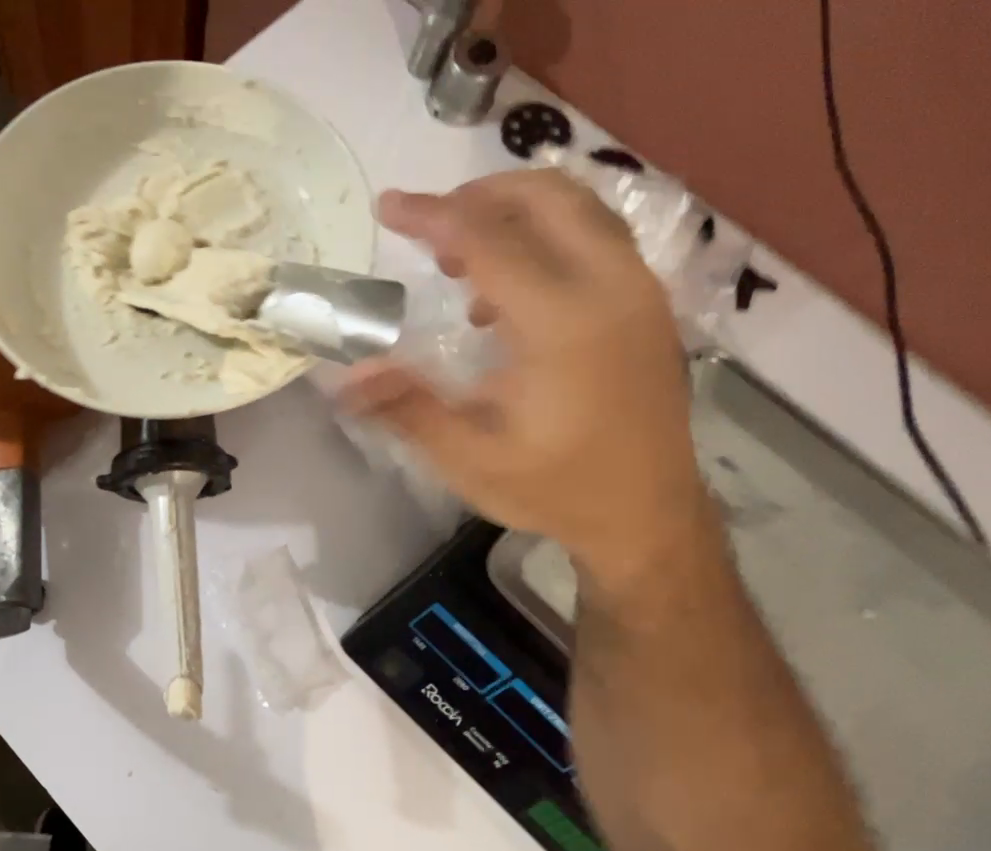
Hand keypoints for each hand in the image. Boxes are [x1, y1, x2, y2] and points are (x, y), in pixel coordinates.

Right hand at [340, 170, 712, 593]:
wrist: (648, 514)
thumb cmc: (555, 488)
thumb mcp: (468, 458)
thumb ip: (406, 407)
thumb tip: (343, 377)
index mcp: (562, 323)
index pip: (489, 239)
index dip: (432, 216)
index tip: (387, 206)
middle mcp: (610, 288)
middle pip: (548, 197)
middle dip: (479, 195)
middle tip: (427, 225)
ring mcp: (638, 291)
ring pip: (579, 208)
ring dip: (514, 212)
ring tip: (458, 256)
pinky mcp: (646, 304)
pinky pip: (596, 238)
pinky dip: (545, 237)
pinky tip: (504, 294)